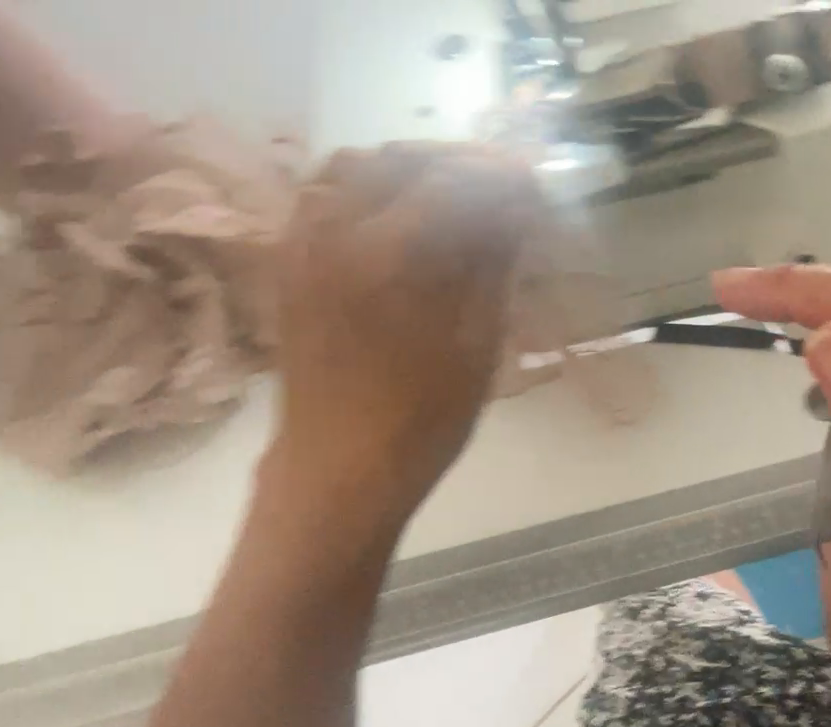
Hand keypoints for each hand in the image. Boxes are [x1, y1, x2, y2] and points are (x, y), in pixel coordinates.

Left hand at [269, 142, 539, 518]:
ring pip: (356, 168)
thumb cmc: (426, 417)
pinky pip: (328, 195)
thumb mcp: (479, 344)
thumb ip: (493, 266)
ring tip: (459, 199)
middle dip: (459, 164)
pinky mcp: (291, 260)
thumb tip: (518, 213)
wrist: (343, 462)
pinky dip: (373, 190)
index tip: (539, 187)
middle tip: (508, 187)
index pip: (454, 183)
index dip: (502, 179)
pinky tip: (407, 221)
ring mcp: (303, 241)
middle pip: (400, 160)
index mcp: (391, 255)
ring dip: (413, 171)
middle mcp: (336, 229)